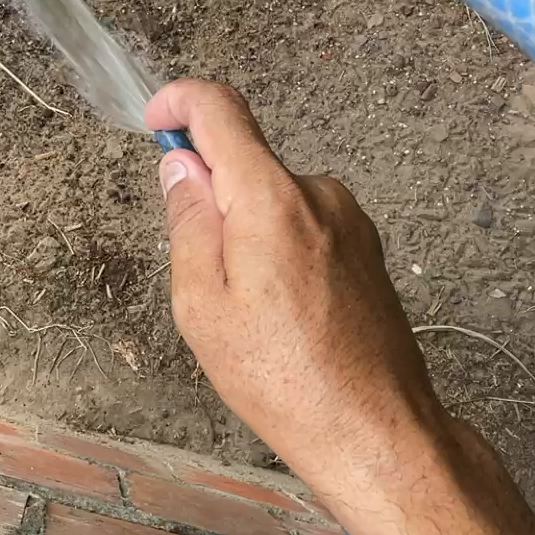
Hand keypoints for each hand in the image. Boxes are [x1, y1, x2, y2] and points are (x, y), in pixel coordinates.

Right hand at [147, 80, 534, 534]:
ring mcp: (349, 216)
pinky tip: (285, 310)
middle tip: (204, 276)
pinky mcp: (366, 244)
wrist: (379, 433)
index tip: (156, 121)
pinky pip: (302, 219)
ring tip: (250, 308)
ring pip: (272, 196)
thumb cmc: (278, 377)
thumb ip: (190, 220)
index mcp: (271, 198)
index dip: (180, 101)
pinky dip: (276, 242)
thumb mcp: (203, 305)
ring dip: (245, 227)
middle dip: (211, 195)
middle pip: (246, 160)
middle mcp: (317, 191)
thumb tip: (181, 164)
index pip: (221, 109)